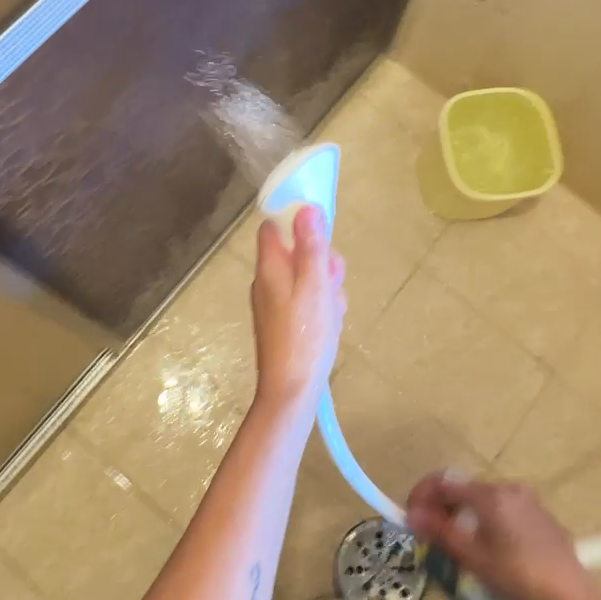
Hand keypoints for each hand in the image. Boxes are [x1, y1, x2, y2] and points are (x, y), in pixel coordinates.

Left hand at [250, 205, 346, 407]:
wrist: (291, 391)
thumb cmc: (305, 336)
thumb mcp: (315, 286)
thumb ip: (311, 248)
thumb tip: (306, 208)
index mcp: (269, 268)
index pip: (274, 227)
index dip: (298, 223)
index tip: (323, 234)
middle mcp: (267, 281)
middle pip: (296, 253)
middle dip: (322, 263)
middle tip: (334, 282)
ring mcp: (274, 304)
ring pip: (306, 279)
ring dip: (326, 288)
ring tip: (333, 312)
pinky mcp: (284, 322)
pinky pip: (306, 302)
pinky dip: (321, 308)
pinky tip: (330, 326)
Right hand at [405, 473, 594, 599]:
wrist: (571, 599)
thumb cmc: (518, 577)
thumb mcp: (473, 558)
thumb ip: (440, 532)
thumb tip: (411, 514)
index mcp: (490, 495)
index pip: (444, 482)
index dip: (421, 495)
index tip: (408, 517)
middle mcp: (509, 489)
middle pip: (463, 489)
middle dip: (441, 507)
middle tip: (428, 535)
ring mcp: (528, 502)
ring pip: (483, 500)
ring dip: (462, 515)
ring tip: (455, 545)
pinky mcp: (541, 517)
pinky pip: (503, 511)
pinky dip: (485, 521)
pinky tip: (487, 549)